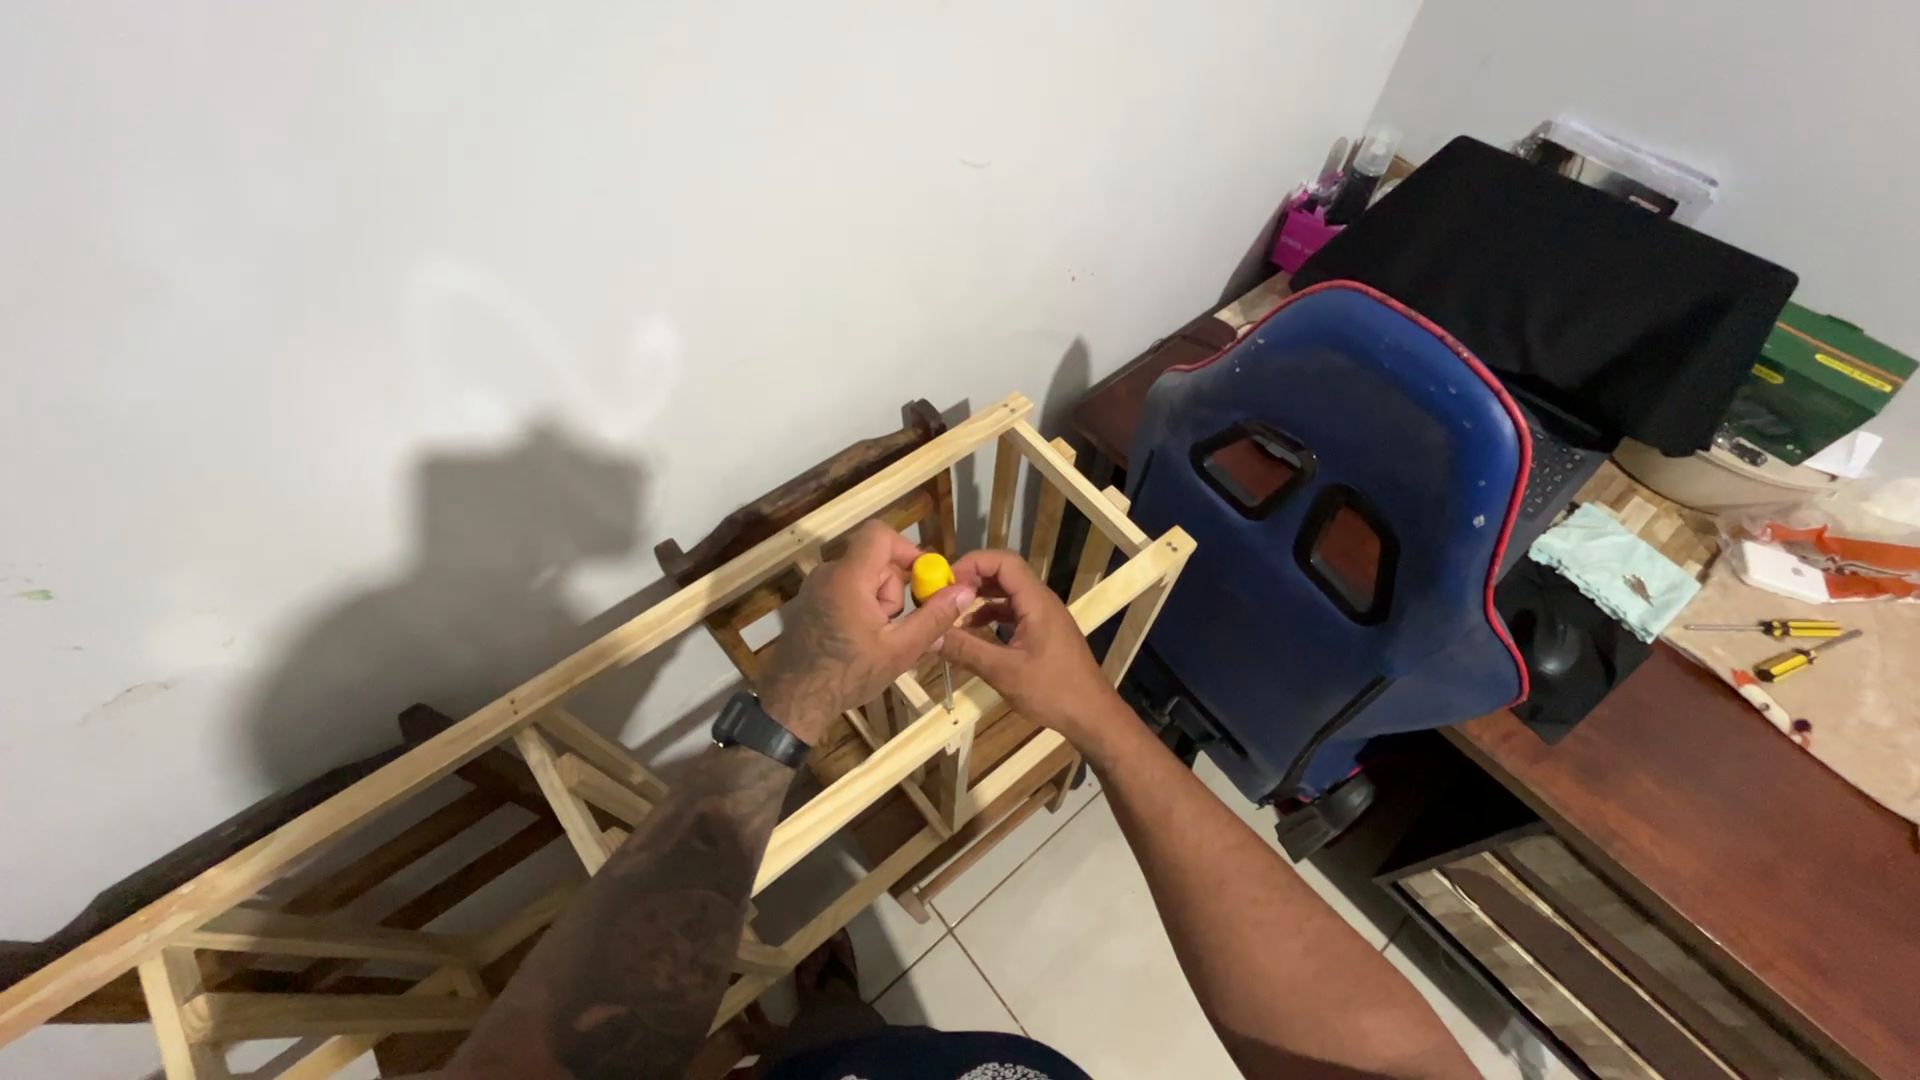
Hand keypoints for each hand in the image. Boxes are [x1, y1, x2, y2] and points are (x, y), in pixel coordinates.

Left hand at [758, 520, 975, 744]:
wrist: (794, 700)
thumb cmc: (848, 675)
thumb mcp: (900, 650)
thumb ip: (934, 618)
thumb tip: (965, 592)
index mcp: (849, 578)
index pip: (879, 534)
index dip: (906, 548)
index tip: (923, 577)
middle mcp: (828, 573)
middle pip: (875, 561)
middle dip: (893, 589)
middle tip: (893, 626)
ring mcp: (815, 587)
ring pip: (862, 576)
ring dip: (877, 601)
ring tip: (874, 638)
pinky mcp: (809, 600)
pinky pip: (845, 588)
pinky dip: (860, 605)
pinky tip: (858, 639)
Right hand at [937, 549, 1129, 749]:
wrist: (1092, 715)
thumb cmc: (1053, 691)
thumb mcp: (1003, 671)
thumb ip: (966, 649)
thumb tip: (929, 635)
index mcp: (1036, 601)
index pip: (1003, 561)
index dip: (972, 564)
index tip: (944, 583)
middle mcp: (1041, 601)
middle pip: (1003, 573)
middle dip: (971, 580)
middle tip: (941, 597)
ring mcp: (1043, 616)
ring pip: (1007, 593)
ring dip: (979, 598)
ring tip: (950, 614)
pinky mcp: (1043, 632)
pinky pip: (1013, 612)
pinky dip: (990, 616)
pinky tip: (972, 632)